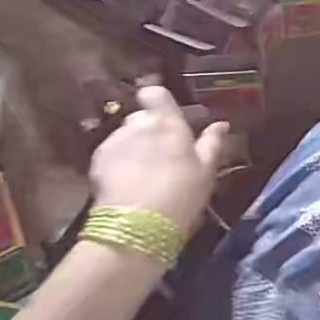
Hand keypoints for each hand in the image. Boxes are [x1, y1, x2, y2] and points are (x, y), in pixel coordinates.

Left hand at [89, 86, 227, 231]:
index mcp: (168, 124)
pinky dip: (119, 161)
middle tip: (161, 154)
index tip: (167, 117)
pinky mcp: (98, 159)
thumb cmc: (181, 196)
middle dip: (149, 129)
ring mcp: (116, 141)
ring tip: (143, 172)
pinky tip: (127, 182)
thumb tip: (221, 124)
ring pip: (125, 135)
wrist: (137, 226)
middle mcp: (139, 125)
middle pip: (141, 117)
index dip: (158, 101)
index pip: (155, 93)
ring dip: (134, 145)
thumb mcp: (206, 172)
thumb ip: (212, 143)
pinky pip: (111, 152)